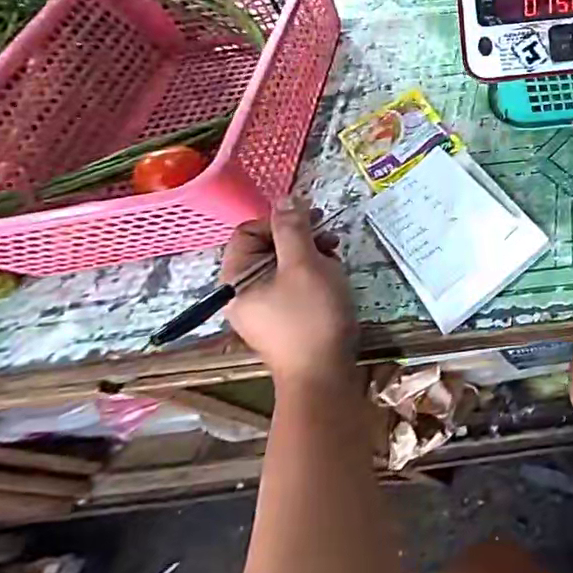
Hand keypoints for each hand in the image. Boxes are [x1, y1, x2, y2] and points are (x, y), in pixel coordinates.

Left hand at [221, 201, 355, 386]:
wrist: (323, 374)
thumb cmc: (310, 316)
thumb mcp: (304, 264)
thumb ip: (292, 229)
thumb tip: (285, 198)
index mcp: (237, 278)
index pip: (249, 231)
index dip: (279, 221)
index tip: (312, 222)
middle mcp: (244, 291)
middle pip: (268, 246)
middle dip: (302, 239)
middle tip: (330, 241)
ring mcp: (264, 307)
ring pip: (285, 264)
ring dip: (312, 255)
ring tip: (336, 262)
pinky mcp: (284, 318)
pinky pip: (294, 284)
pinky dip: (314, 276)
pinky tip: (333, 281)